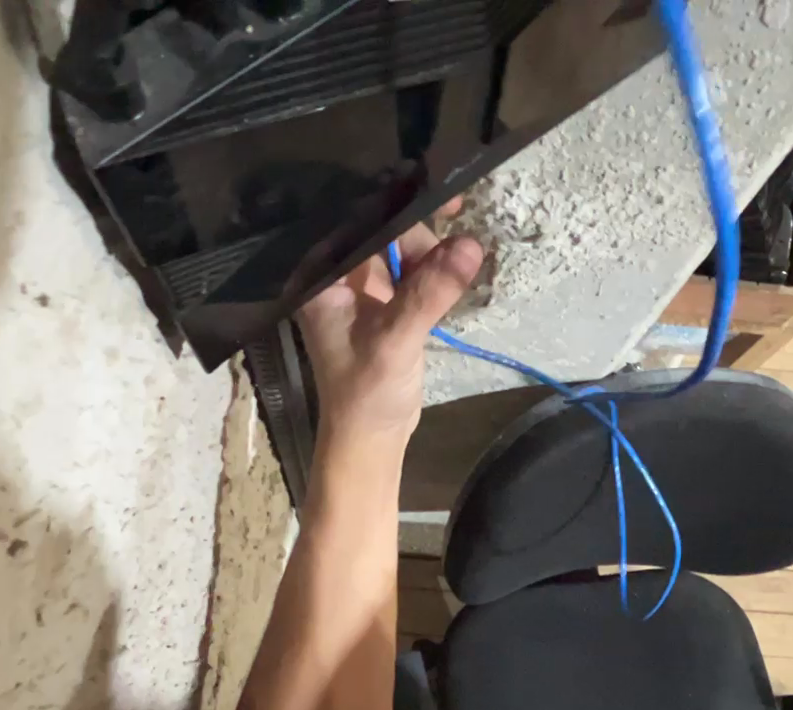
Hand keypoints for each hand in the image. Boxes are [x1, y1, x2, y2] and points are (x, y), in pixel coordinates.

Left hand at [298, 213, 483, 444]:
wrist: (371, 438)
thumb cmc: (367, 394)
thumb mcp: (396, 341)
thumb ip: (429, 294)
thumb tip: (469, 246)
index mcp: (322, 277)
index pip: (357, 223)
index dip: (397, 202)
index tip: (439, 189)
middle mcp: (338, 276)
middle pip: (382, 230)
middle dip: (419, 231)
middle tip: (456, 230)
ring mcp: (363, 290)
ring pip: (401, 248)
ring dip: (431, 253)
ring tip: (455, 271)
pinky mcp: (385, 304)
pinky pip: (412, 272)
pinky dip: (433, 271)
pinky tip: (453, 274)